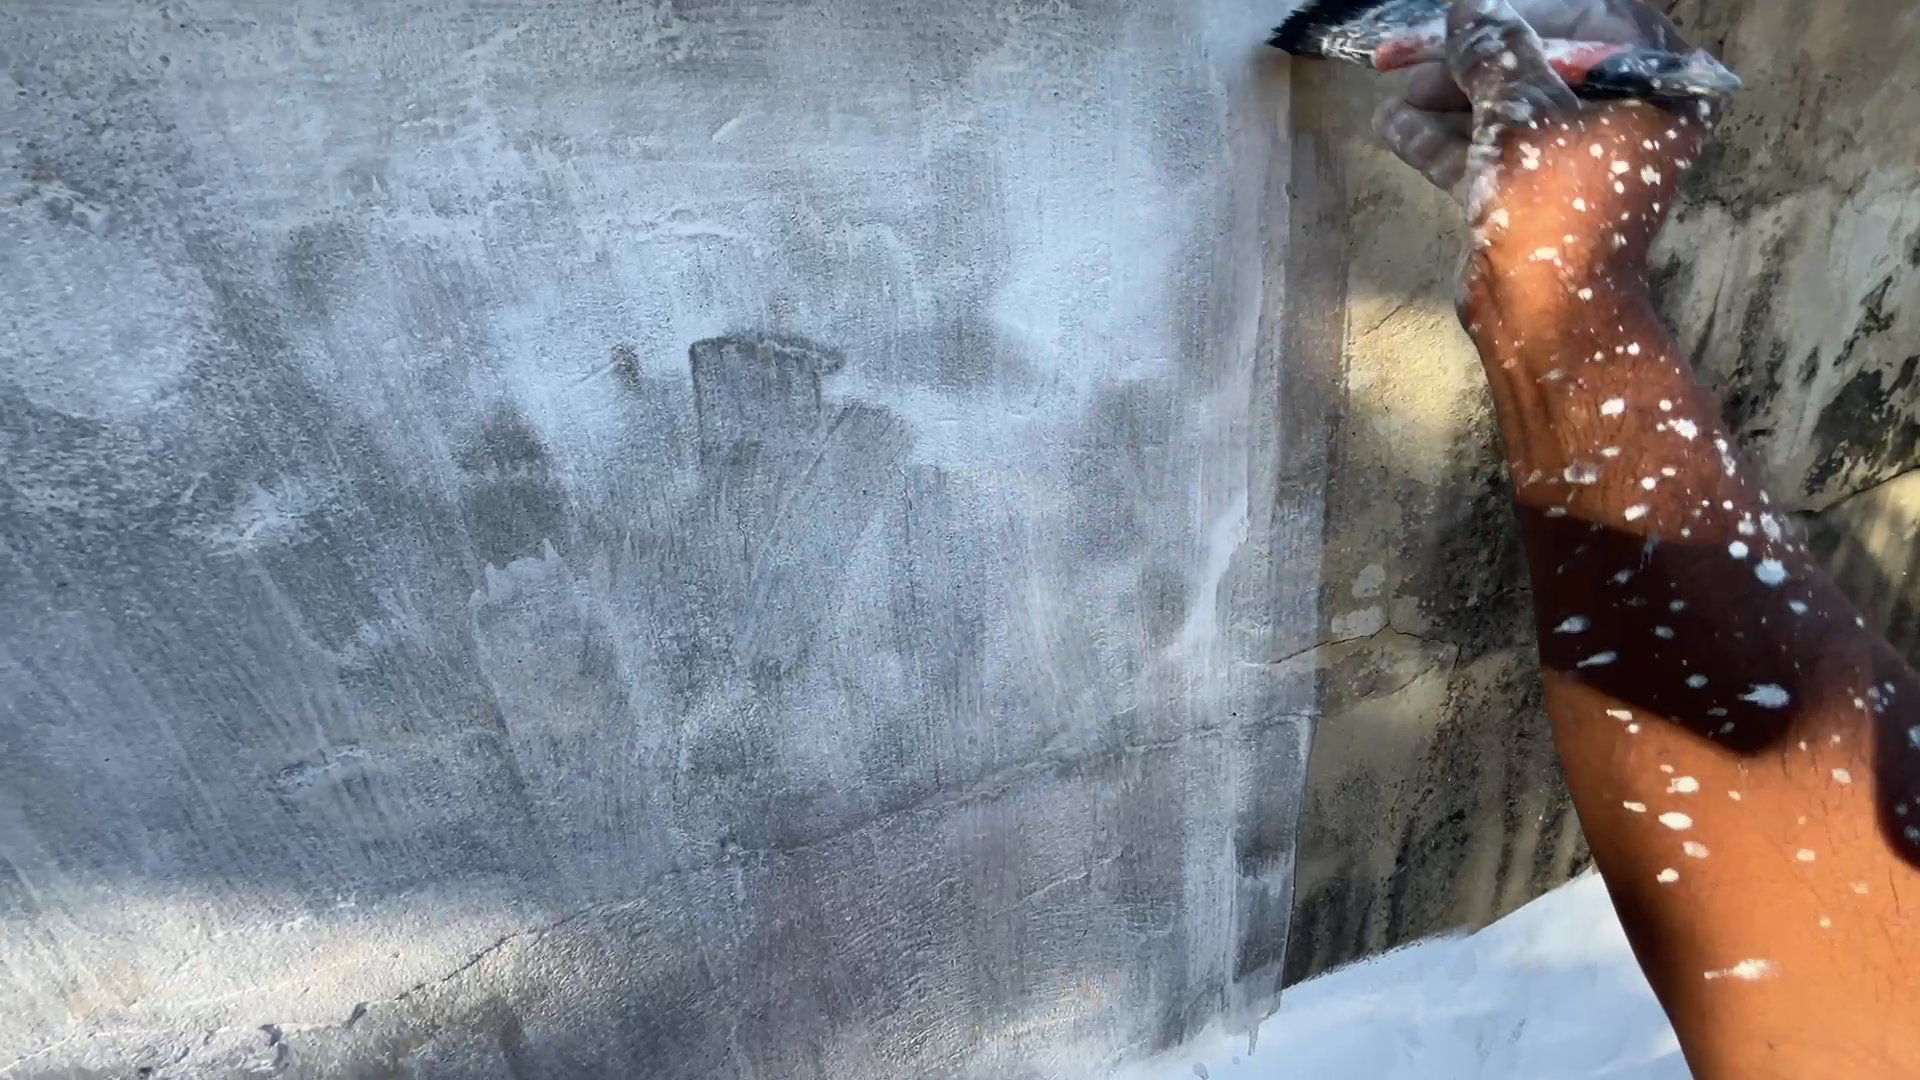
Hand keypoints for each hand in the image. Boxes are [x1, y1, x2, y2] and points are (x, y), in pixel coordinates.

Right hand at [1372, 0, 1721, 311]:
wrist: (1541, 312)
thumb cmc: (1552, 209)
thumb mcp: (1522, 117)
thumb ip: (1495, 53)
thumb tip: (1467, 7)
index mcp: (1654, 77)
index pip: (1578, 17)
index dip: (1506, 13)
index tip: (1446, 16)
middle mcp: (1618, 109)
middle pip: (1531, 63)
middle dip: (1462, 60)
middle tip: (1398, 56)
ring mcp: (1567, 156)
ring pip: (1500, 109)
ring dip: (1442, 99)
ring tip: (1389, 90)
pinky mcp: (1526, 193)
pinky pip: (1484, 152)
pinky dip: (1440, 139)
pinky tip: (1393, 126)